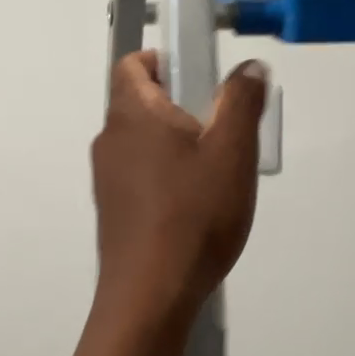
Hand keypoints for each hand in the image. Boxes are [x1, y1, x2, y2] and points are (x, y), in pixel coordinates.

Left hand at [92, 51, 266, 317]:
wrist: (152, 293)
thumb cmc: (194, 214)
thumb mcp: (233, 152)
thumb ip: (242, 100)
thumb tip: (247, 68)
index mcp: (132, 113)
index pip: (134, 63)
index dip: (167, 61)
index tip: (203, 82)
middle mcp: (110, 140)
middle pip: (143, 104)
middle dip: (184, 108)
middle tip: (225, 134)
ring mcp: (107, 179)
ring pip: (145, 144)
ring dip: (179, 148)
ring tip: (217, 178)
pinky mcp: (113, 212)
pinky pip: (142, 178)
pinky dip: (168, 180)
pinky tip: (197, 211)